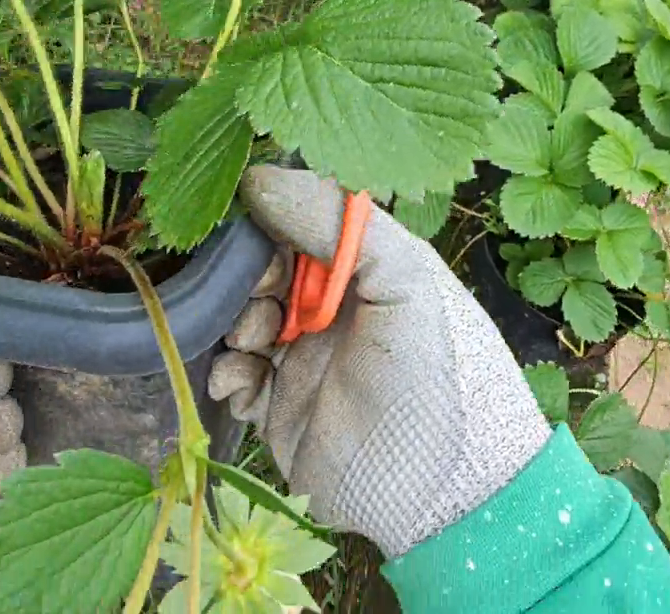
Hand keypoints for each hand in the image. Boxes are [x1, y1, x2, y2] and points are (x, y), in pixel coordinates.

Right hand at [210, 166, 549, 556]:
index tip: (250, 217)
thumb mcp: (403, 278)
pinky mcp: (282, 407)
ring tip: (256, 341)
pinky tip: (242, 380)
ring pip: (246, 317)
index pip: (306, 221)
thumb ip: (339, 222)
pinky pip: (237, 376)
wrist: (440, 493)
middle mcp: (335, 307)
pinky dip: (229, 371)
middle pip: (268, 267)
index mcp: (368, 268)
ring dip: (238, 321)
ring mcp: (306, 356)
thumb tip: (261, 176)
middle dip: (251, 274)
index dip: (275, 217)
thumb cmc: (434, 371)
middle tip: (262, 295)